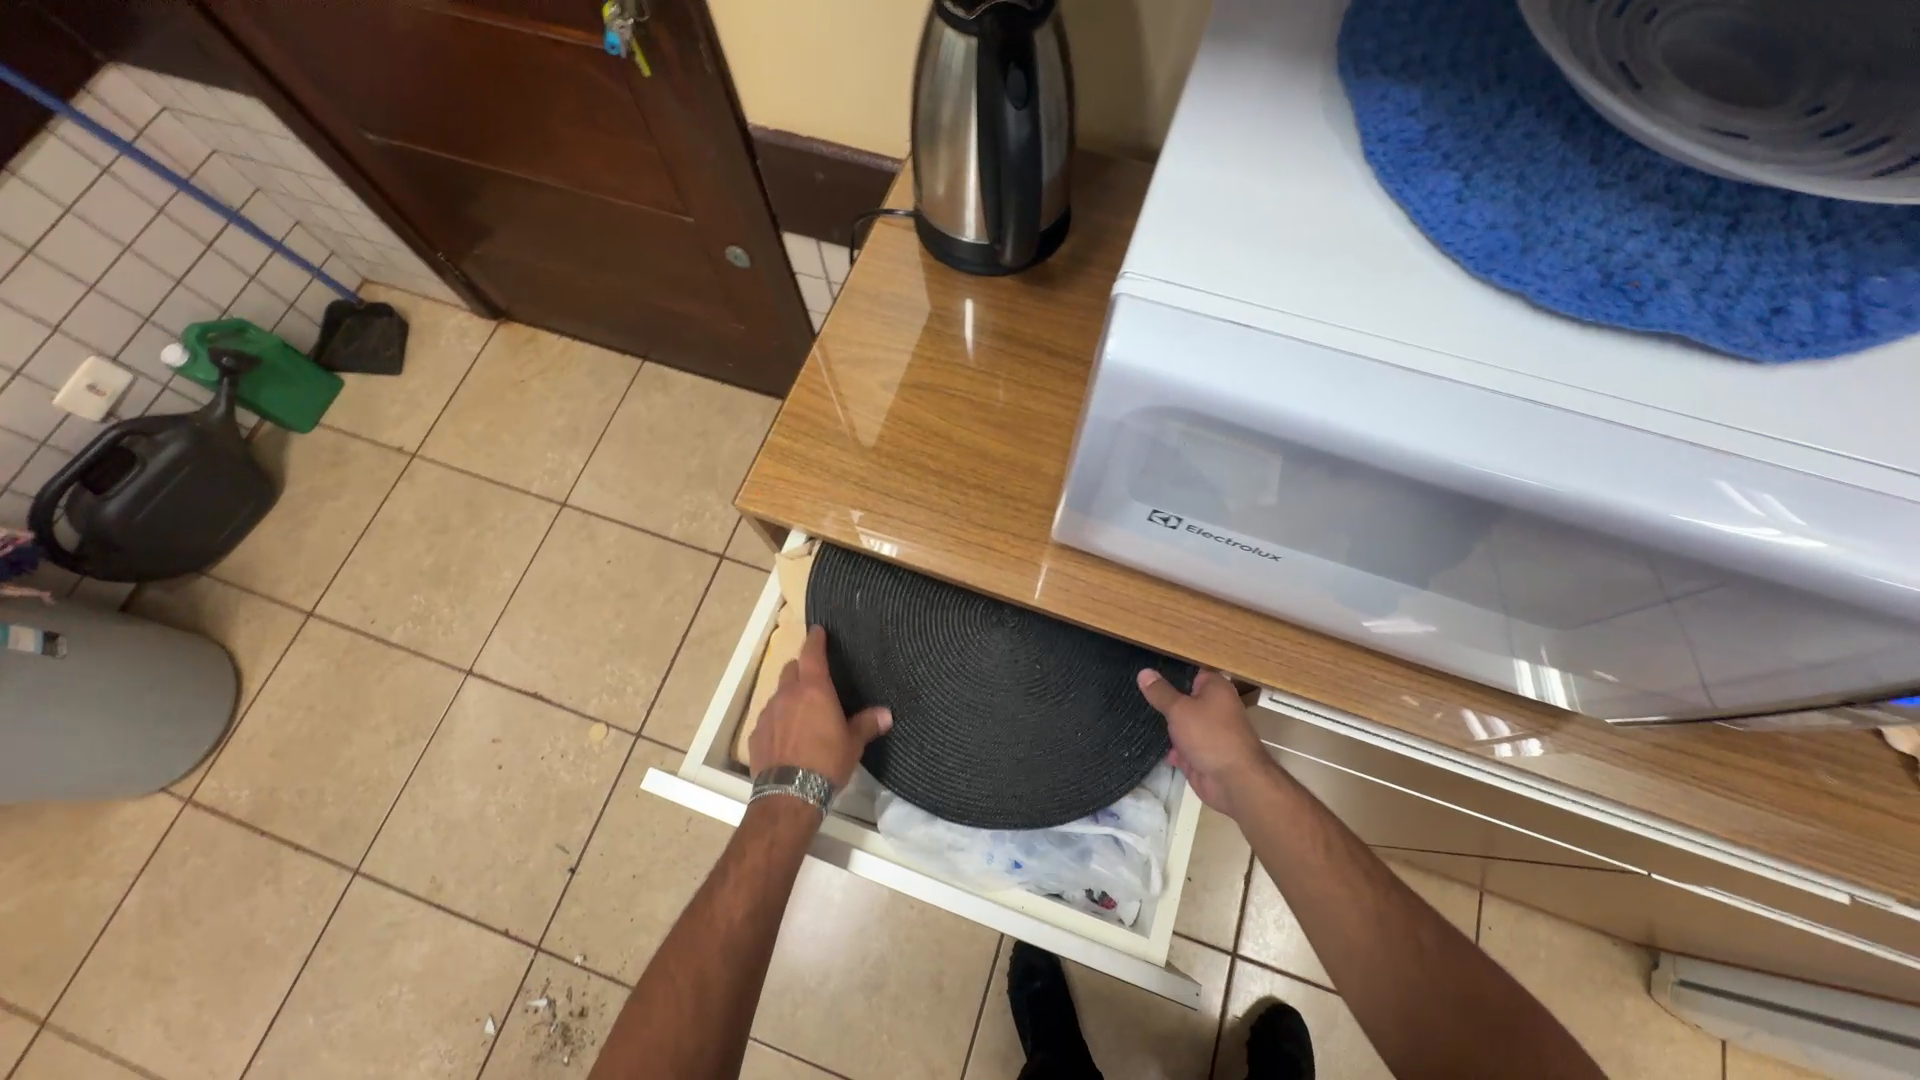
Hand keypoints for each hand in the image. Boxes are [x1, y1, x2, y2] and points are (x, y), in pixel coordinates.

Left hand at [750, 626, 891, 790]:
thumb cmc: (826, 762)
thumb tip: (886, 714)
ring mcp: (768, 714)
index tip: (817, 630)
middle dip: (801, 668)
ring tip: (801, 712)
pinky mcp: (756, 734)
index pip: (812, 654)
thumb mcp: (853, 743)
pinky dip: (778, 720)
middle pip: (791, 670)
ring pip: (778, 694)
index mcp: (814, 690)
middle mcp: (787, 695)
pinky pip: (768, 718)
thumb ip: (867, 724)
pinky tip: (786, 736)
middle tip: (813, 677)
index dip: (816, 640)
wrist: (789, 794)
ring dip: (789, 696)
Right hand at [1137, 669, 1281, 818]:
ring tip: (1134, 714)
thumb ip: (1160, 692)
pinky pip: (1181, 745)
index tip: (1143, 669)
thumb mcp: (1179, 709)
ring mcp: (1208, 732)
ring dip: (1164, 725)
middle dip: (1162, 699)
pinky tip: (1147, 743)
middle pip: (1183, 698)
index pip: (1189, 672)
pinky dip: (1170, 747)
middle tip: (1133, 691)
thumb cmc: (1210, 735)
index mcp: (1216, 688)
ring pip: (1180, 723)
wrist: (1234, 782)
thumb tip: (1144, 672)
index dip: (1168, 670)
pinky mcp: (1202, 754)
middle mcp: (1215, 706)